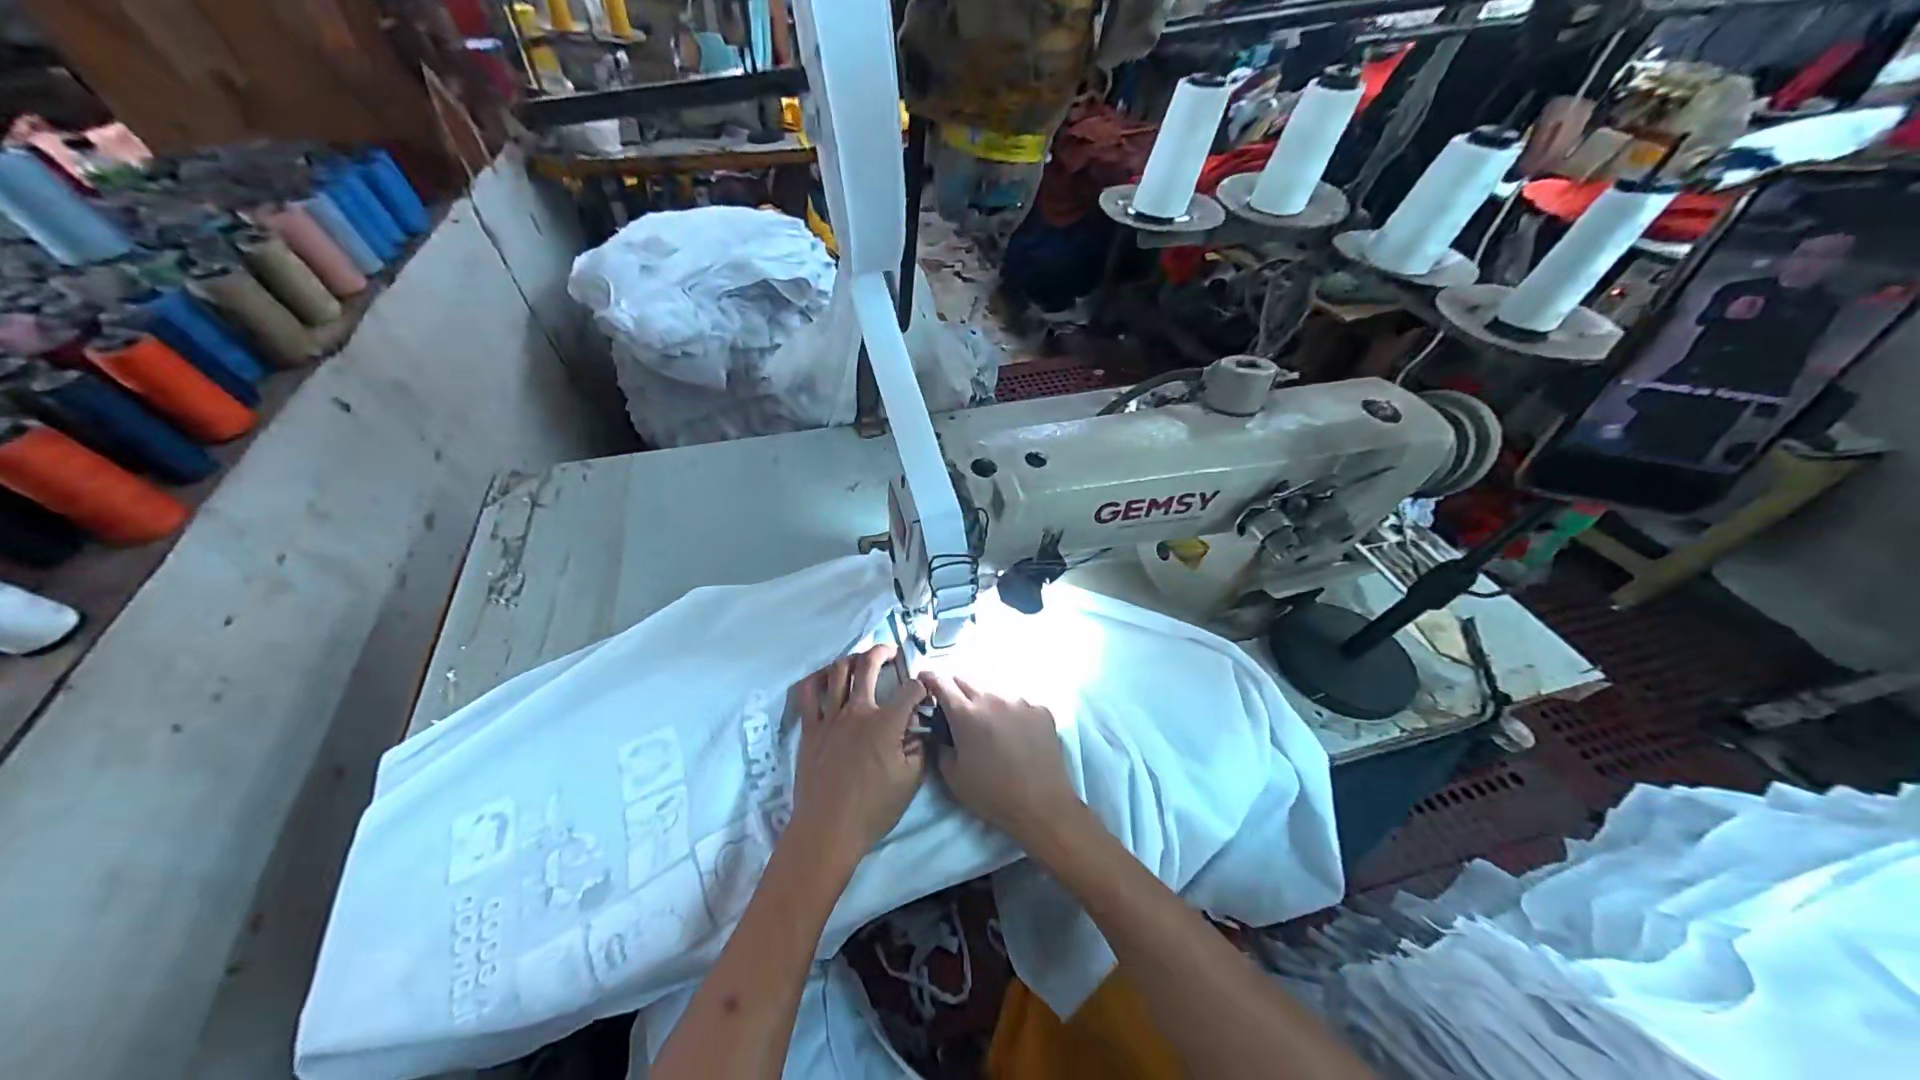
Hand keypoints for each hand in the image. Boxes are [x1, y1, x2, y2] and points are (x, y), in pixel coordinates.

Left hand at [788, 644, 928, 867]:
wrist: (828, 828)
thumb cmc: (874, 808)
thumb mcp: (910, 781)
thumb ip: (920, 749)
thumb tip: (921, 731)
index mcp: (886, 723)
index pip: (910, 689)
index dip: (922, 684)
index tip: (926, 688)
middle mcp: (858, 711)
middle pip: (869, 665)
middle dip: (883, 651)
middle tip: (891, 652)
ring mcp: (830, 717)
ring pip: (838, 672)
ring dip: (852, 659)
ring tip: (860, 661)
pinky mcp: (810, 729)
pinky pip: (809, 694)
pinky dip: (817, 679)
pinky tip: (824, 677)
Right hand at [919, 672, 1083, 847]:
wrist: (1041, 805)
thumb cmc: (991, 794)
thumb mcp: (953, 776)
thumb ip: (940, 745)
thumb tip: (939, 730)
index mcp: (966, 714)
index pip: (941, 682)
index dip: (930, 679)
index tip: (924, 680)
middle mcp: (993, 699)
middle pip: (967, 681)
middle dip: (957, 692)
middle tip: (957, 712)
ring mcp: (1020, 702)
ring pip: (995, 693)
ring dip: (986, 704)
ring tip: (991, 728)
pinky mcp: (1041, 710)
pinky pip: (1019, 705)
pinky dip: (1012, 714)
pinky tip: (1016, 736)